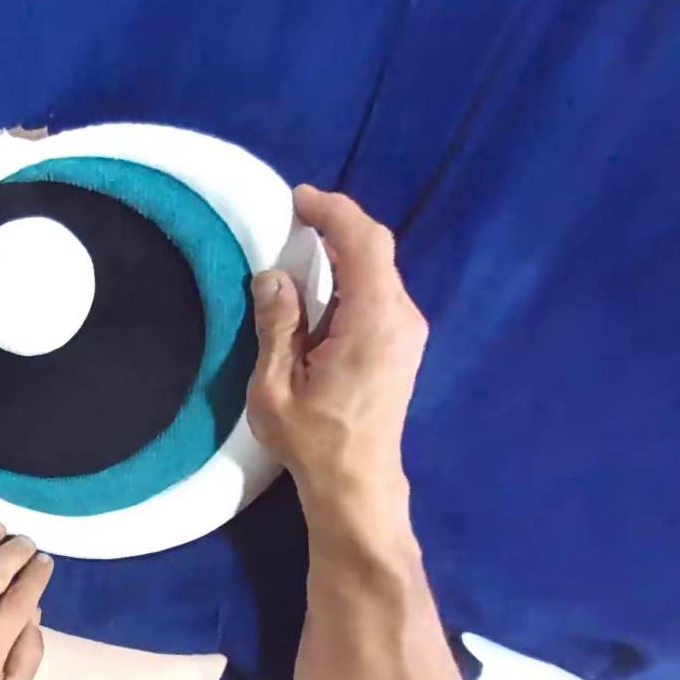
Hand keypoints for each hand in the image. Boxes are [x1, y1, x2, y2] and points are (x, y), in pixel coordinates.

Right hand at [247, 186, 427, 510]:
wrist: (355, 481)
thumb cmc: (311, 438)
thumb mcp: (275, 385)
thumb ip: (277, 326)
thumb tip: (273, 277)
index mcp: (372, 322)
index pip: (364, 245)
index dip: (334, 213)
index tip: (300, 198)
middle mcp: (401, 318)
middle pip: (376, 252)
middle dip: (337, 226)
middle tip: (295, 218)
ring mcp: (406, 332)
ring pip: (378, 272)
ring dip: (342, 253)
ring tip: (300, 249)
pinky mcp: (400, 345)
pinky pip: (377, 293)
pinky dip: (349, 277)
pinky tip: (320, 288)